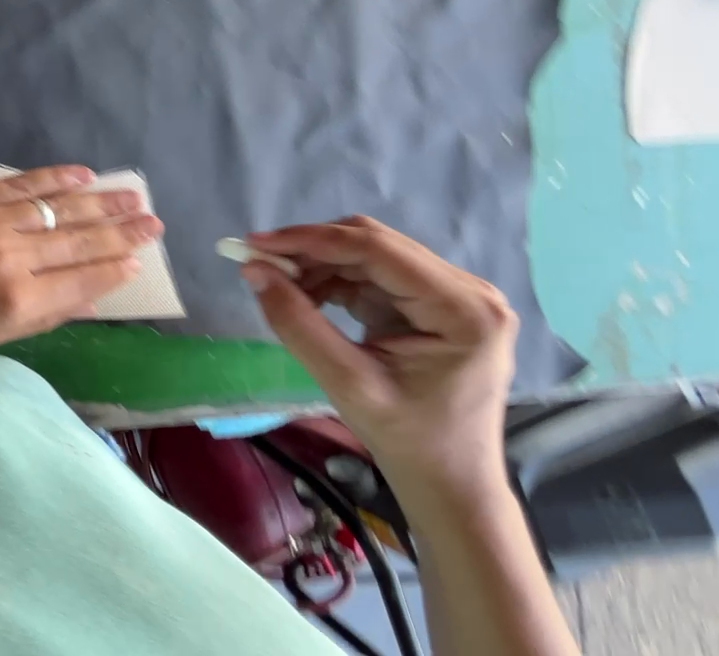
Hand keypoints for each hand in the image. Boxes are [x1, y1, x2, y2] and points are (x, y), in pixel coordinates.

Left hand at [0, 165, 162, 356]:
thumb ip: (40, 317)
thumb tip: (89, 300)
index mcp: (17, 302)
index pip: (84, 281)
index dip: (115, 269)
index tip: (139, 259)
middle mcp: (11, 258)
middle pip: (79, 241)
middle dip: (122, 232)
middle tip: (153, 222)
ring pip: (57, 208)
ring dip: (100, 202)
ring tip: (133, 197)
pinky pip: (21, 185)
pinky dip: (54, 178)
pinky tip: (83, 175)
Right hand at [241, 216, 517, 500]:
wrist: (448, 480)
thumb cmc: (408, 438)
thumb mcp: (345, 381)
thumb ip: (297, 323)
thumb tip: (252, 269)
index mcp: (464, 309)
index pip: (377, 249)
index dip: (311, 240)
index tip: (255, 244)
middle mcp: (467, 291)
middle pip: (374, 244)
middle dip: (311, 250)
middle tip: (258, 264)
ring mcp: (452, 296)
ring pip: (368, 255)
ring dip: (318, 264)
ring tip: (278, 286)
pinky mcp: (432, 304)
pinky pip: (371, 274)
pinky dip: (331, 280)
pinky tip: (305, 298)